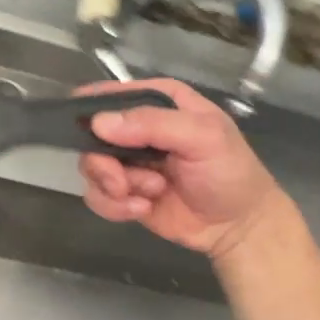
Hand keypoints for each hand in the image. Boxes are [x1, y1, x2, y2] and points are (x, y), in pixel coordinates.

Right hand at [77, 78, 288, 258]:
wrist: (236, 225)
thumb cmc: (229, 172)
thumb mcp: (203, 137)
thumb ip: (153, 124)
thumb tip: (99, 123)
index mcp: (160, 102)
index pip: (114, 94)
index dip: (93, 108)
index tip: (82, 127)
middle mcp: (138, 129)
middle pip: (92, 136)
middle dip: (104, 165)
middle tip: (121, 183)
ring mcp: (129, 163)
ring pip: (92, 169)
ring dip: (116, 189)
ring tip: (149, 196)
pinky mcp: (124, 194)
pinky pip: (97, 197)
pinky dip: (115, 208)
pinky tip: (142, 210)